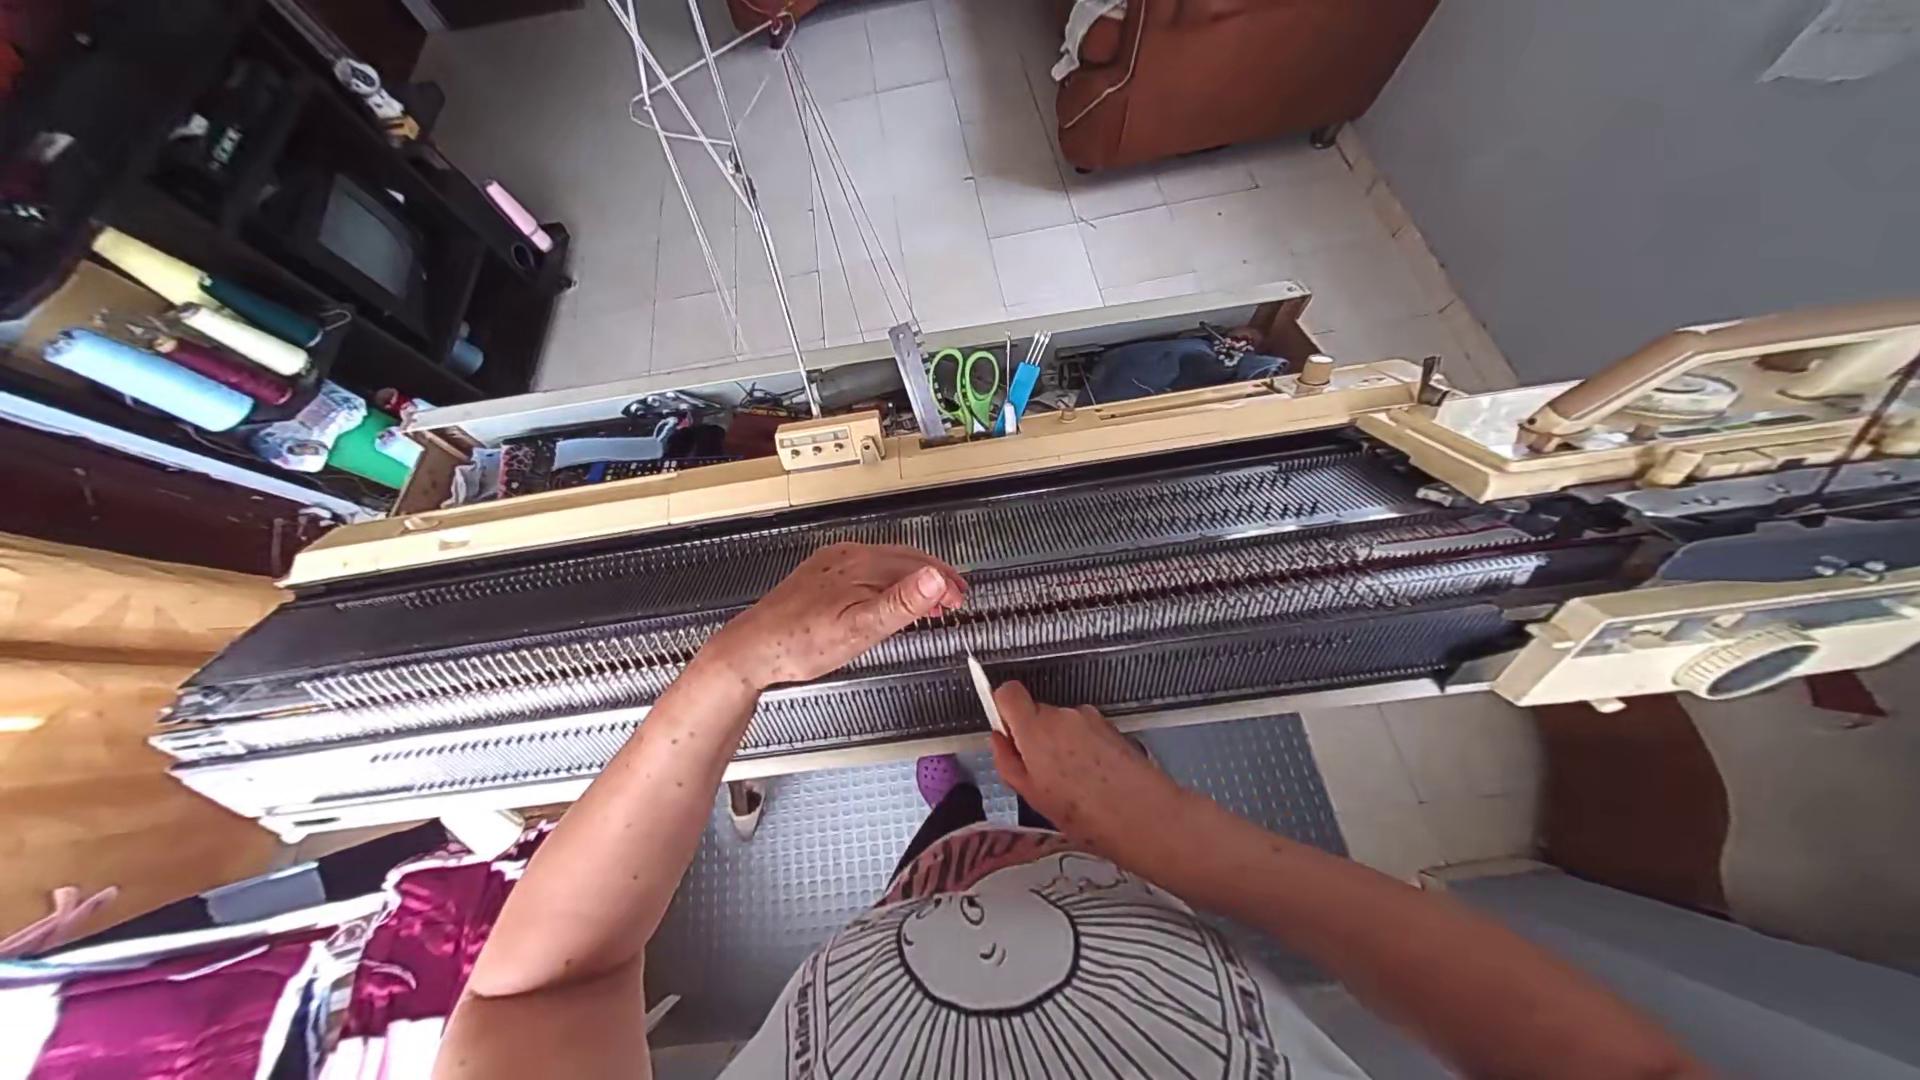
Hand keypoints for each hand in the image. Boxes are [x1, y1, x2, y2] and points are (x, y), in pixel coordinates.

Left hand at [701, 542, 966, 690]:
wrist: (751, 649)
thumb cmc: (799, 643)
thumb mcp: (861, 628)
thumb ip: (902, 603)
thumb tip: (935, 579)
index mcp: (861, 564)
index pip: (918, 565)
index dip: (944, 581)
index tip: (959, 598)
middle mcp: (847, 557)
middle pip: (903, 560)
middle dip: (932, 578)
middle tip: (951, 599)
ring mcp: (831, 565)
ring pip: (884, 565)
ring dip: (911, 581)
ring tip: (927, 602)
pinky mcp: (820, 577)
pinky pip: (865, 571)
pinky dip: (887, 583)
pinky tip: (884, 599)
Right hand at [987, 681, 1200, 863]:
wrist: (1145, 816)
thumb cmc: (1090, 814)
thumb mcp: (1032, 796)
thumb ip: (1007, 761)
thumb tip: (998, 741)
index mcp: (1036, 730)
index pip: (1007, 692)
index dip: (1002, 707)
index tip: (1004, 726)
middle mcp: (1062, 715)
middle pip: (1035, 711)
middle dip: (1033, 735)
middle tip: (1041, 771)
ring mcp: (1088, 718)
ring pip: (1060, 722)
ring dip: (1060, 743)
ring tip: (1071, 781)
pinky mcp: (1108, 725)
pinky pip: (1083, 729)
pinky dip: (1082, 746)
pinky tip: (1090, 777)